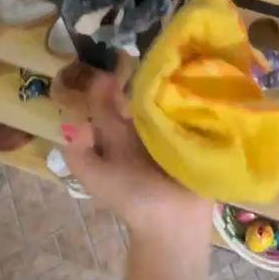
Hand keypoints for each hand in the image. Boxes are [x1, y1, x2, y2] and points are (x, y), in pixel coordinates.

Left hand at [61, 62, 210, 249]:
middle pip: (142, 90)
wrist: (172, 225)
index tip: (117, 62)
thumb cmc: (133, 198)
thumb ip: (79, 154)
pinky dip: (197, 95)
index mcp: (120, 132)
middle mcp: (145, 124)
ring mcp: (174, 125)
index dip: (109, 81)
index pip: (111, 98)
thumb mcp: (97, 178)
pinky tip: (202, 78)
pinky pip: (197, 107)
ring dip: (174, 80)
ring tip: (182, 58)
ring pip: (170, 94)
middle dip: (146, 73)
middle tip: (157, 54)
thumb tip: (76, 121)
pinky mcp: (199, 132)